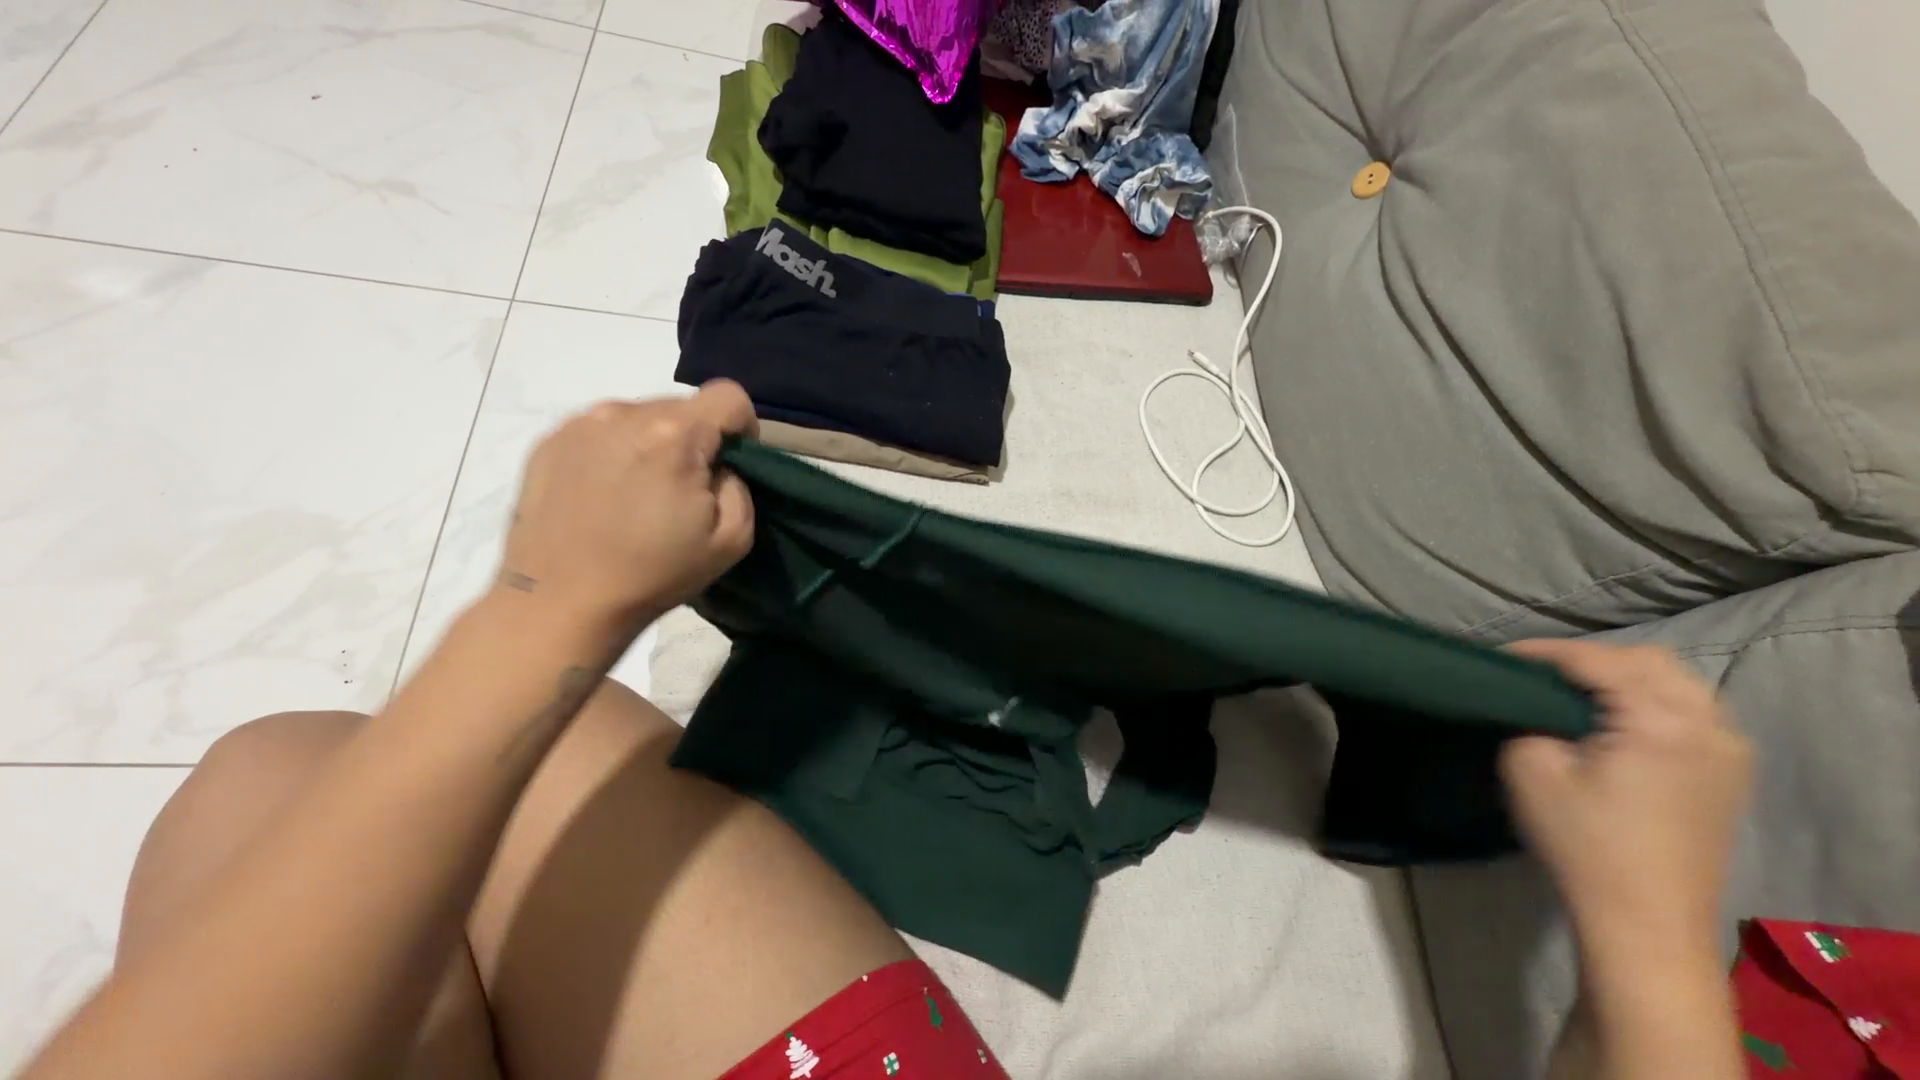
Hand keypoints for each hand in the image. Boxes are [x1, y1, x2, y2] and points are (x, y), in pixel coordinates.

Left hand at [494, 381, 756, 638]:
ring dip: (651, 444)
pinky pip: (600, 431)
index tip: (730, 465)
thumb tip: (718, 466)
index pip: (729, 395)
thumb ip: (739, 484)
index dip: (743, 427)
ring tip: (637, 494)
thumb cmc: (652, 574)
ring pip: (639, 416)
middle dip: (693, 440)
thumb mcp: (732, 540)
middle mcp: (625, 413)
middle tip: (679, 491)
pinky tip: (602, 496)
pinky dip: (613, 453)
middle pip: (682, 406)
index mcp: (675, 434)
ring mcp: (580, 424)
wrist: (558, 603)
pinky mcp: (548, 441)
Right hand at [1500, 641, 1753, 946]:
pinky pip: (1697, 711)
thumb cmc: (1585, 844)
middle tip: (1544, 675)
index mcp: (1659, 720)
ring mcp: (1729, 749)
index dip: (1544, 651)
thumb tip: (1535, 706)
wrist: (1647, 919)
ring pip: (1679, 682)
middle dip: (1592, 659)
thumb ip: (1529, 721)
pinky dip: (1658, 700)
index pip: (1597, 660)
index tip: (1503, 657)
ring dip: (1629, 677)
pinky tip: (1627, 720)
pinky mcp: (1732, 774)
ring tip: (1583, 693)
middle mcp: (1707, 724)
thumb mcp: (1531, 770)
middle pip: (1648, 661)